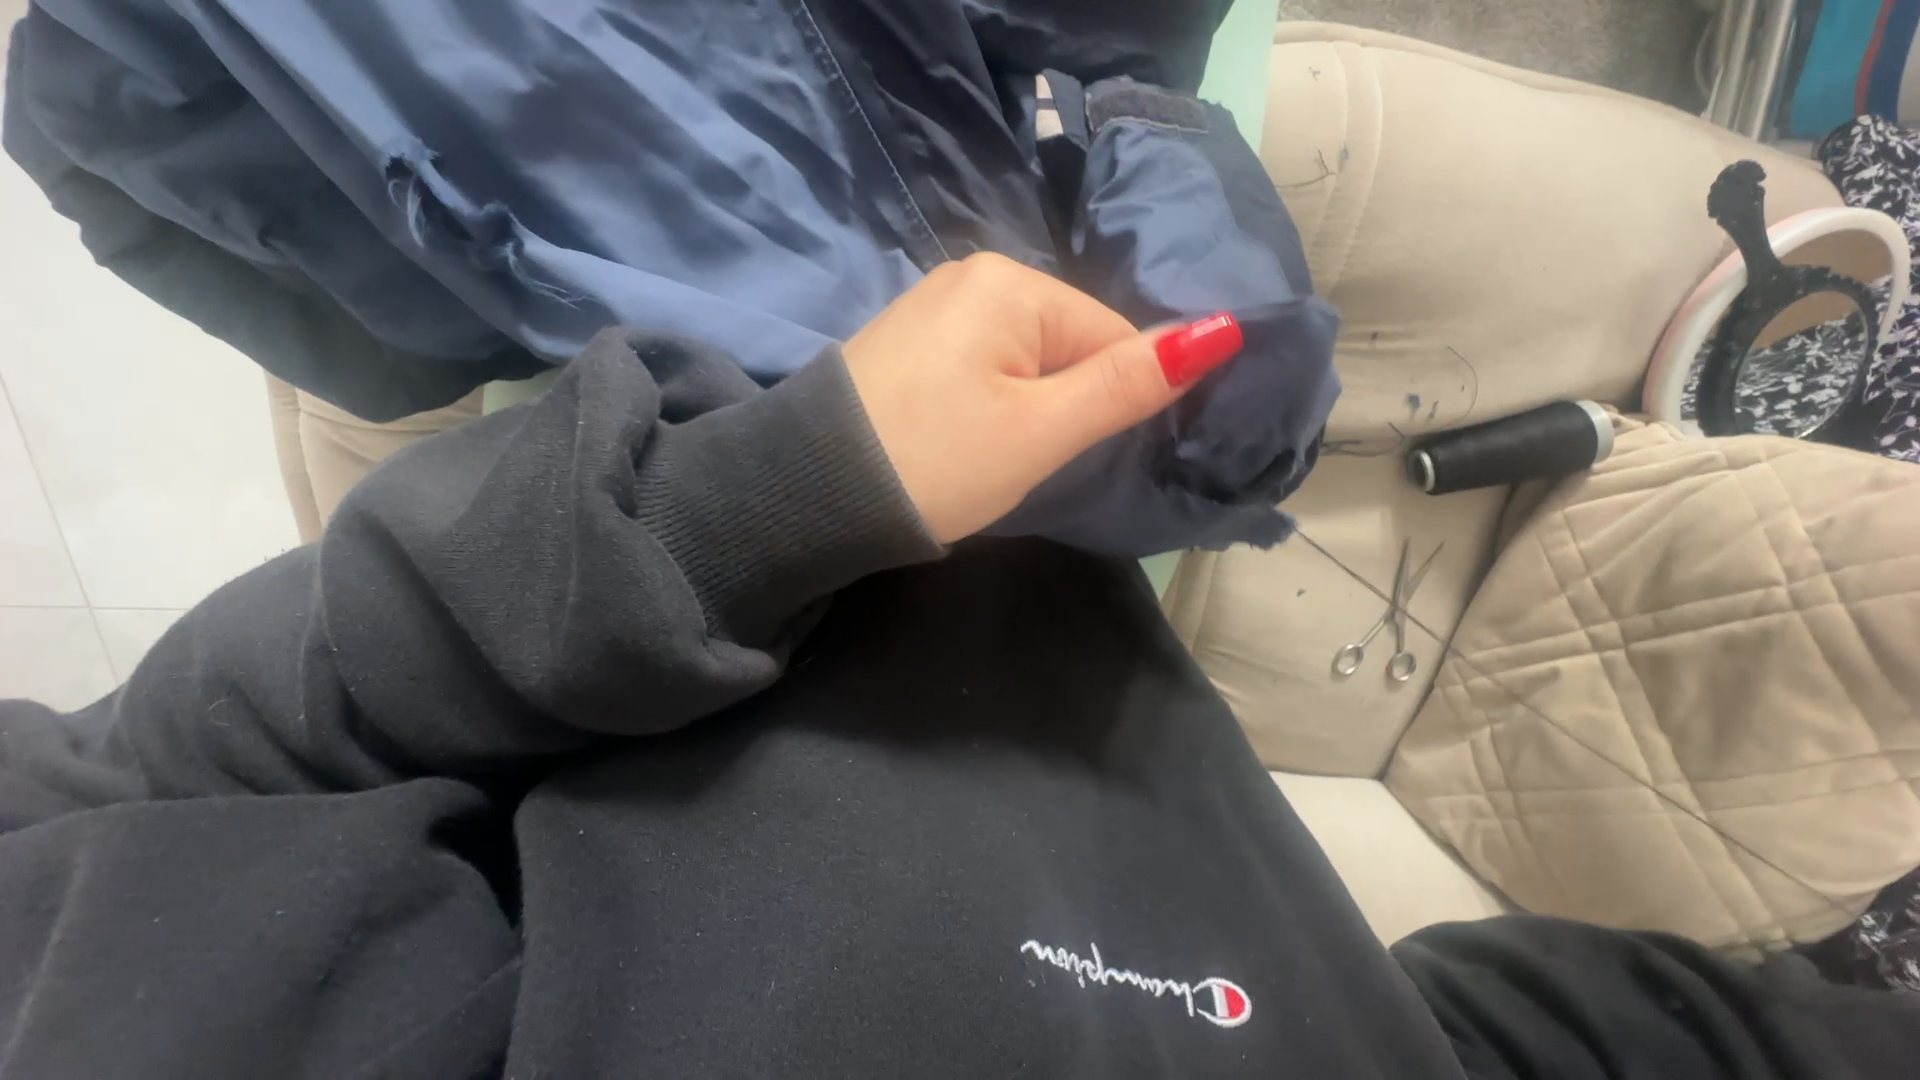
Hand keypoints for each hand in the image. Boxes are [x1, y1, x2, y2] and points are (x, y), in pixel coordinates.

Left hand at [841, 253, 1241, 543]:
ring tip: (983, 452)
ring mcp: (932, 307)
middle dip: (1060, 405)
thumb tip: (1223, 329)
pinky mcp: (908, 342)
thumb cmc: (937, 461)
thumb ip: (1127, 383)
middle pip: (1064, 343)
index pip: (1108, 335)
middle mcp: (969, 277)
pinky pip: (979, 364)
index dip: (1109, 401)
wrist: (813, 492)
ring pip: (1022, 359)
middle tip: (1015, 457)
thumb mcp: (1042, 429)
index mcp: (1008, 283)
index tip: (1067, 453)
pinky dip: (985, 402)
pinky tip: (957, 436)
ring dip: (1024, 407)